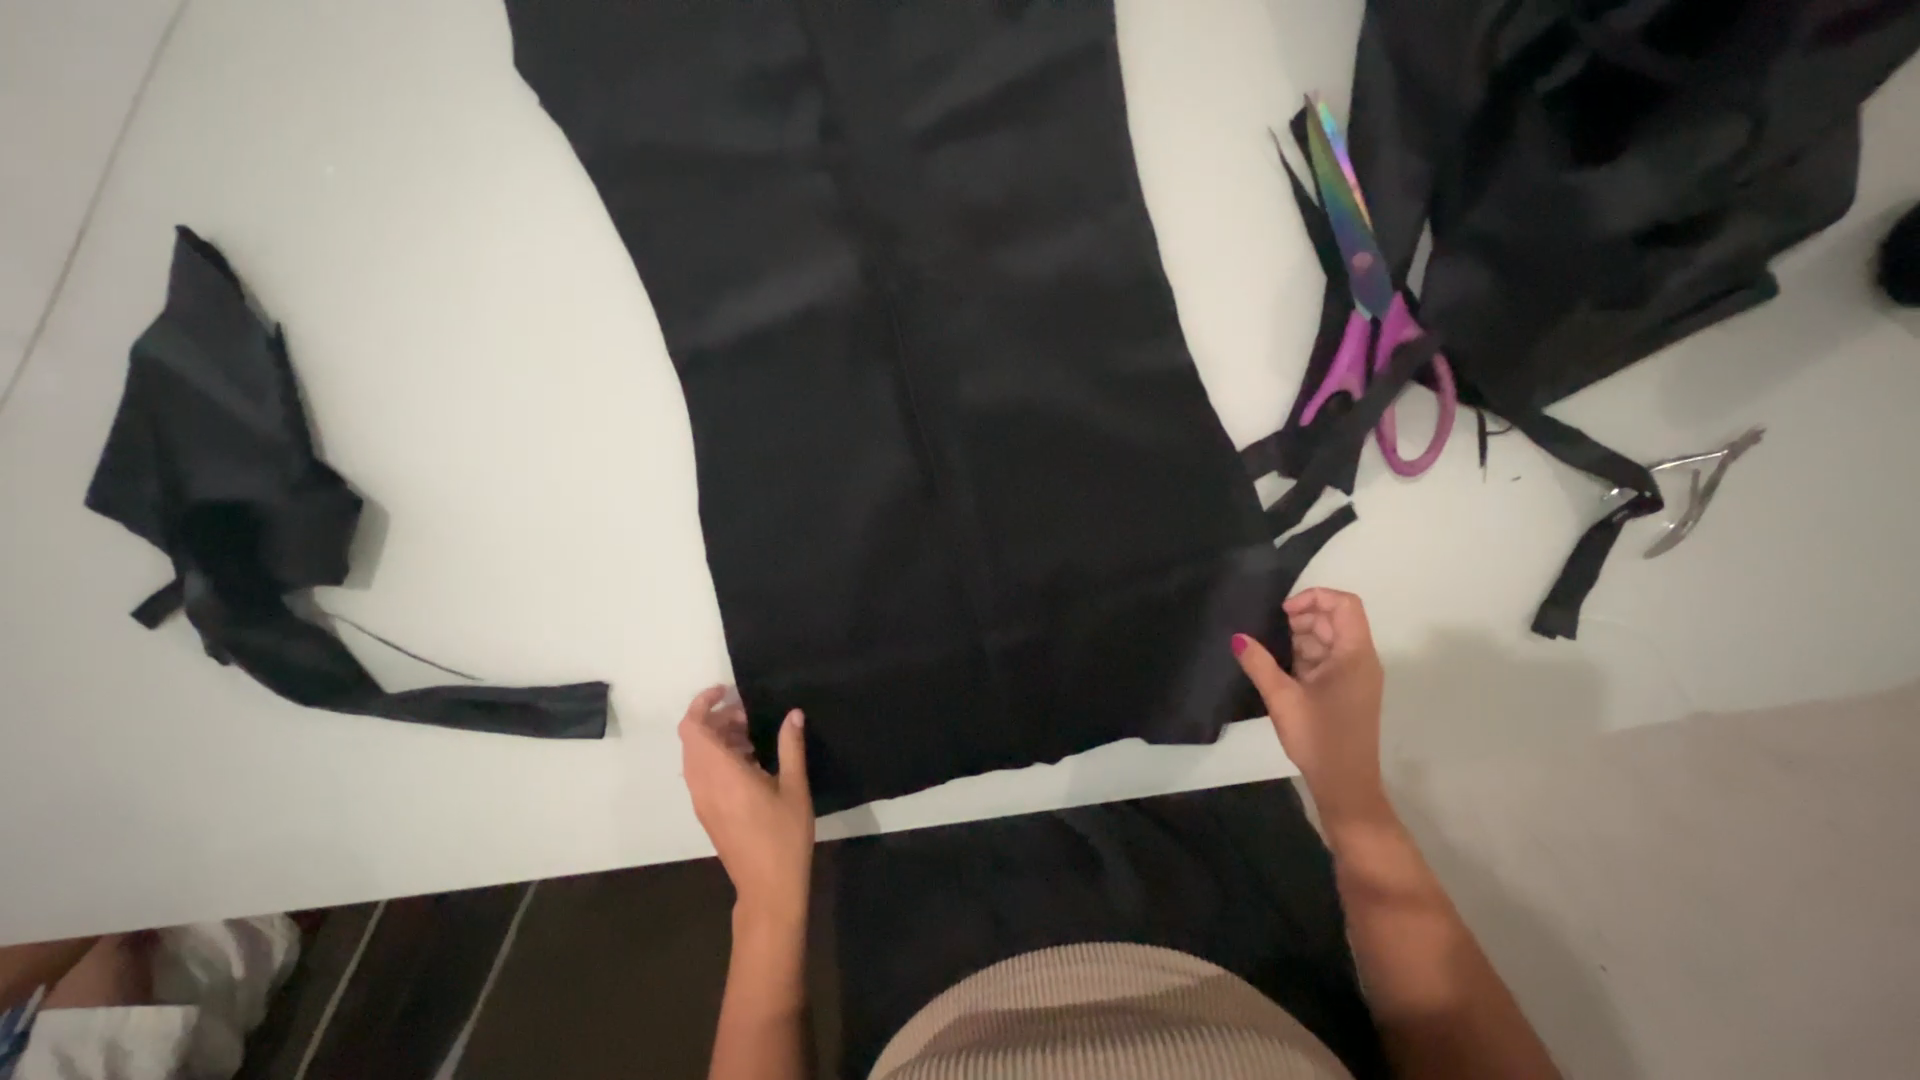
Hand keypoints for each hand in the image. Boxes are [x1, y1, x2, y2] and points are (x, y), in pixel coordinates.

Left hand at [679, 686, 814, 925]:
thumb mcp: (795, 787)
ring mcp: (702, 801)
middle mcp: (703, 784)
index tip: (727, 691)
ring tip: (753, 738)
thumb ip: (791, 747)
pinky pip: (702, 774)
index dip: (702, 704)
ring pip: (696, 757)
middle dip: (716, 720)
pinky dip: (718, 758)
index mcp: (722, 774)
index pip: (692, 728)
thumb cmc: (784, 835)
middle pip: (693, 739)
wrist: (768, 886)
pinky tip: (751, 764)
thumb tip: (793, 714)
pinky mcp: (707, 813)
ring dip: (718, 739)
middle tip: (750, 716)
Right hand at [1233, 588, 1390, 831]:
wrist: (1345, 785)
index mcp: (1355, 655)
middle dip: (1303, 618)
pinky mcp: (1346, 691)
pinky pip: (1327, 660)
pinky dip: (1305, 657)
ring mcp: (1355, 676)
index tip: (1283, 613)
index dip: (1314, 597)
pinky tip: (1279, 668)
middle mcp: (1360, 660)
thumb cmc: (1319, 738)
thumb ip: (1259, 663)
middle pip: (1336, 620)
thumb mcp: (1282, 698)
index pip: (1344, 604)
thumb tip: (1237, 637)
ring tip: (1269, 650)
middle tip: (1270, 632)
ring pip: (1329, 640)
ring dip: (1301, 638)